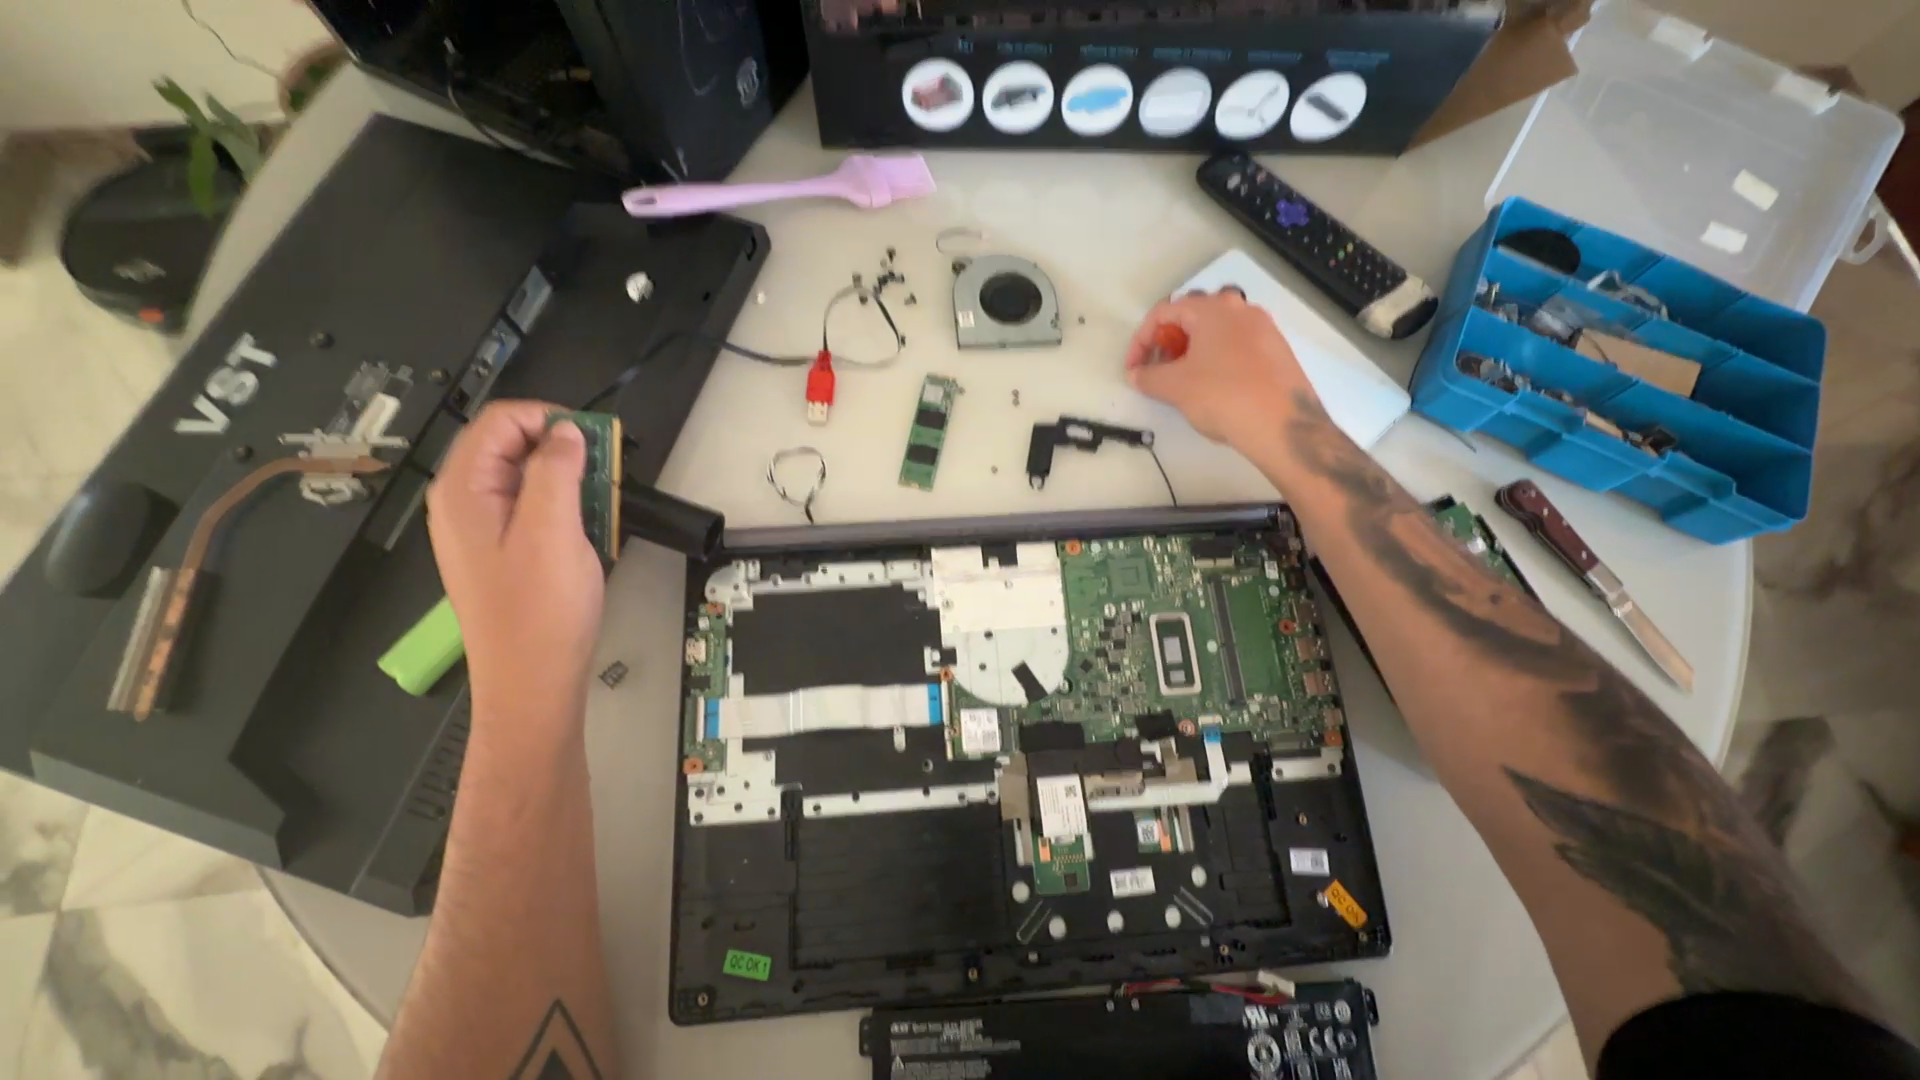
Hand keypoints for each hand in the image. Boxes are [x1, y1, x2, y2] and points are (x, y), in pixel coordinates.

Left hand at [427, 401, 604, 725]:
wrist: (532, 681)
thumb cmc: (542, 609)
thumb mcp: (553, 530)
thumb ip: (557, 470)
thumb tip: (567, 430)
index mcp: (463, 490)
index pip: (499, 421)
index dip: (548, 418)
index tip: (597, 440)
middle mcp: (462, 503)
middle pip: (508, 445)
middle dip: (560, 447)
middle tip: (605, 471)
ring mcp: (479, 529)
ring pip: (523, 476)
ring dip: (567, 478)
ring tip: (601, 500)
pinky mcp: (500, 551)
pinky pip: (528, 507)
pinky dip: (561, 505)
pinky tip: (587, 526)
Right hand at [1125, 290, 1320, 448]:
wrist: (1282, 425)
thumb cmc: (1222, 396)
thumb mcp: (1175, 387)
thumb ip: (1148, 377)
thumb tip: (1136, 374)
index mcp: (1212, 309)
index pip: (1164, 312)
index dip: (1141, 340)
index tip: (1134, 369)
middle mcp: (1240, 308)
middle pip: (1192, 316)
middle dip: (1168, 342)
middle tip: (1160, 370)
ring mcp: (1263, 327)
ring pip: (1217, 331)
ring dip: (1193, 350)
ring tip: (1184, 381)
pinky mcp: (1277, 350)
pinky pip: (1237, 345)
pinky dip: (1217, 358)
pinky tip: (1214, 387)